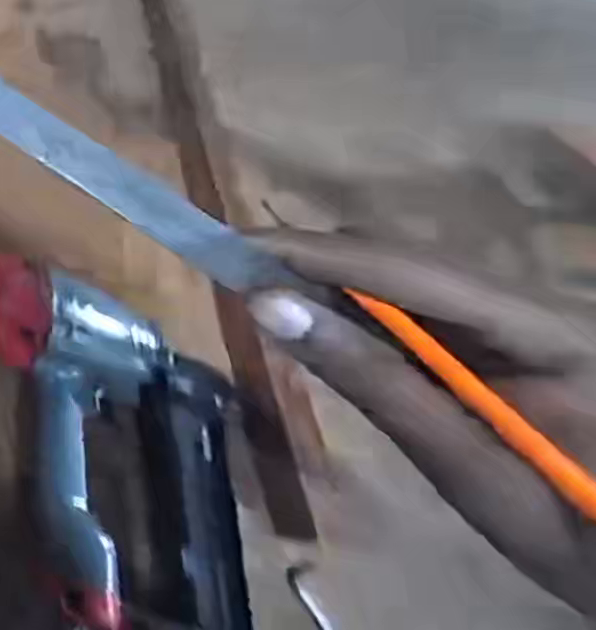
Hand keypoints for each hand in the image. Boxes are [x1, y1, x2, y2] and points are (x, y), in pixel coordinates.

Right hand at [248, 230, 595, 613]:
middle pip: (401, 259)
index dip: (308, 251)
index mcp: (558, 335)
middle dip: (311, 263)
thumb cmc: (582, 538)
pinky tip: (325, 328)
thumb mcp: (473, 473)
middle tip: (234, 280)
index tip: (223, 244)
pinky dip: (357, 307)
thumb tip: (264, 303)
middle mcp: (545, 309)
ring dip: (329, 284)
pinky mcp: (515, 337)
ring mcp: (533, 320)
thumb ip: (373, 382)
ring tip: (267, 302)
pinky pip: (417, 302)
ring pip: (403, 274)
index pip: (405, 268)